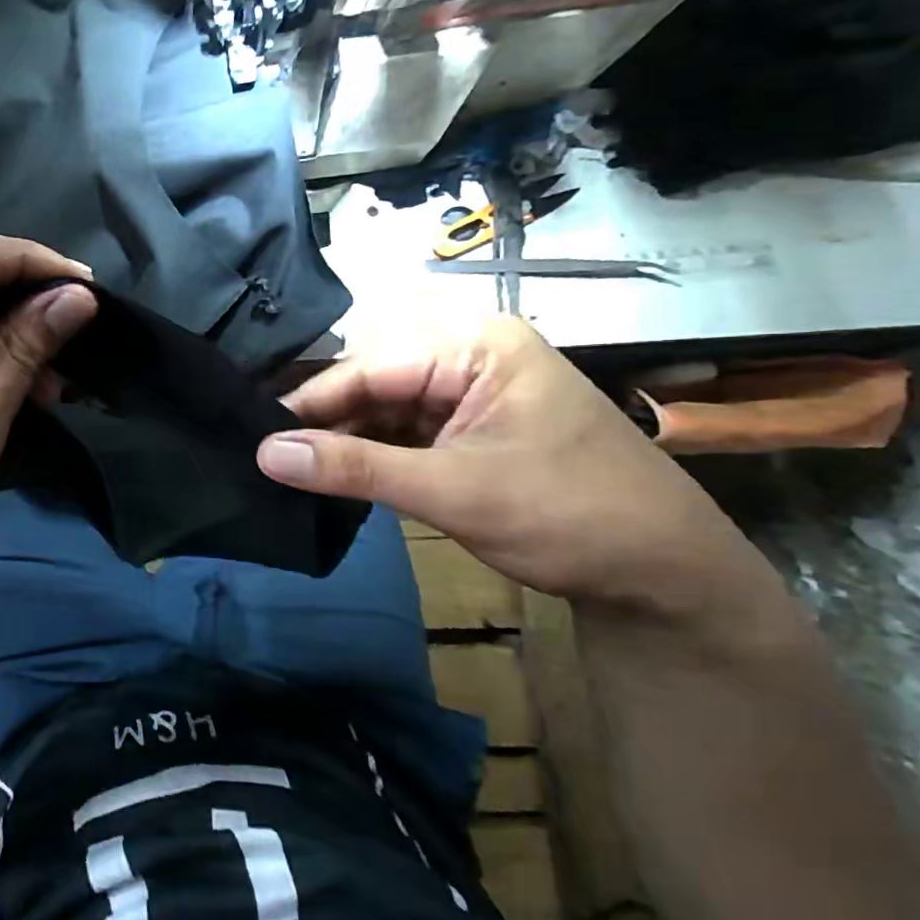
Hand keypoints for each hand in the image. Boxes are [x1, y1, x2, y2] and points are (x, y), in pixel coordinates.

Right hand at [255, 318, 777, 627]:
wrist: (662, 574)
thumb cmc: (566, 516)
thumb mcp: (452, 490)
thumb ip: (355, 468)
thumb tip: (266, 453)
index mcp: (477, 345)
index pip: (372, 364)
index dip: (312, 401)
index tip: (257, 434)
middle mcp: (474, 356)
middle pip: (378, 381)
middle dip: (329, 421)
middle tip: (271, 455)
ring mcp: (476, 393)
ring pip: (390, 408)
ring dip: (350, 441)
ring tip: (295, 469)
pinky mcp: (475, 428)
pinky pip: (410, 431)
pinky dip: (377, 455)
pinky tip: (341, 475)